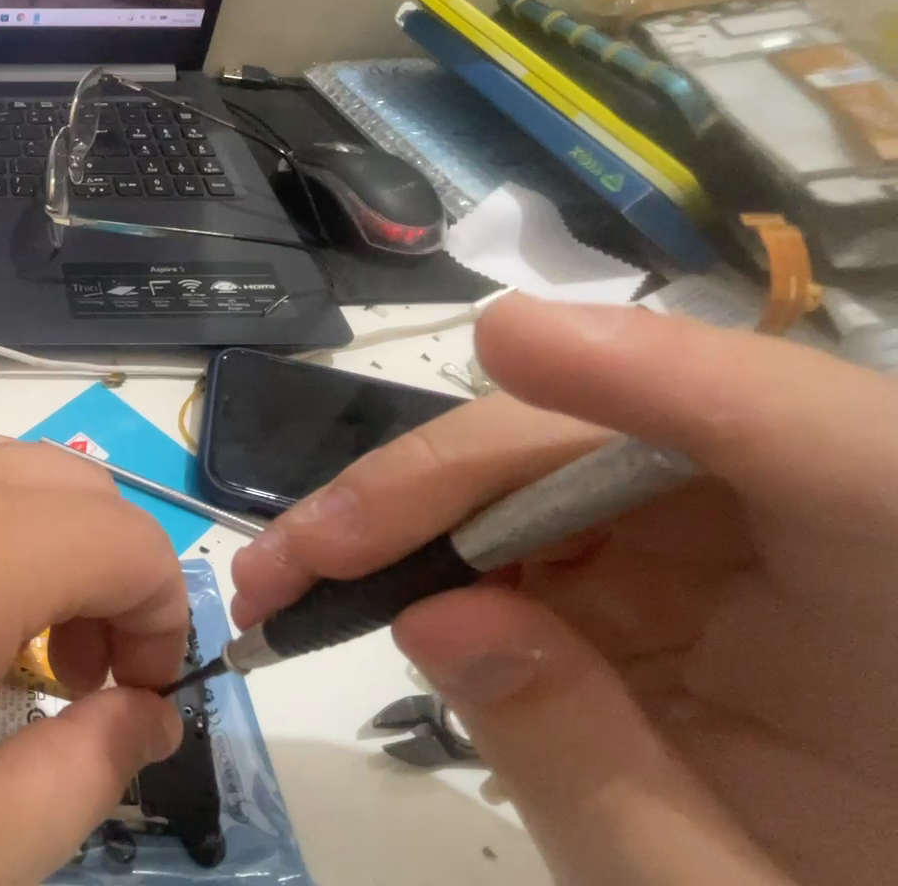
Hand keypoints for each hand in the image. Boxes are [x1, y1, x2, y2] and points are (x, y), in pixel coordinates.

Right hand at [230, 296, 897, 885]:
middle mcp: (818, 542)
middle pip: (606, 447)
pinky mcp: (644, 572)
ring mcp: (719, 553)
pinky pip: (518, 530)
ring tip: (282, 581)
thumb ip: (594, 768)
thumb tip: (431, 619)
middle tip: (300, 554)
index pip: (826, 446)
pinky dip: (417, 553)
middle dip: (431, 482)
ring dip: (395, 514)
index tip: (504, 339)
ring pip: (535, 474)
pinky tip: (344, 586)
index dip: (662, 374)